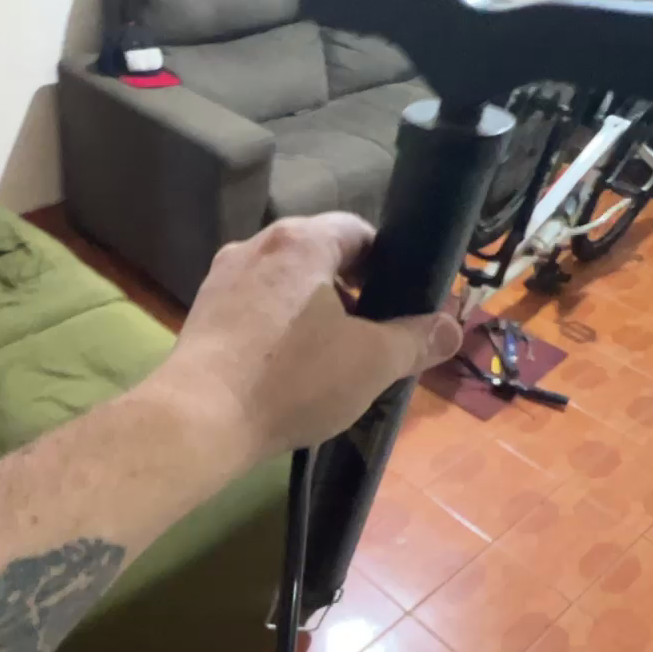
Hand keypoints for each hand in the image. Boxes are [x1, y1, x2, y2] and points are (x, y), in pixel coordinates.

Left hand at [152, 214, 461, 459]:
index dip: (387, 265)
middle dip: (349, 293)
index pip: (360, 232)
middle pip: (319, 257)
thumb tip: (453, 327)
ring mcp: (221, 278)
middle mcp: (256, 246)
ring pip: (283, 285)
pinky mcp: (200, 313)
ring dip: (310, 312)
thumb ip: (416, 340)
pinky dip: (274, 329)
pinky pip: (252, 309)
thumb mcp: (371, 363)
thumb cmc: (292, 382)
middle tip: (367, 339)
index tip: (397, 305)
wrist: (199, 419)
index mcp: (302, 242)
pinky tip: (281, 369)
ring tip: (324, 359)